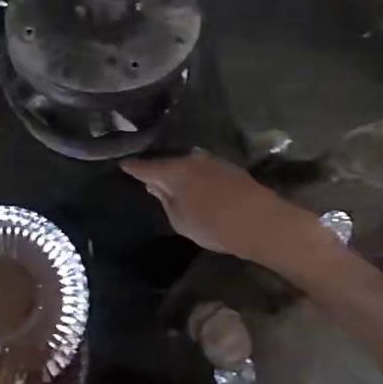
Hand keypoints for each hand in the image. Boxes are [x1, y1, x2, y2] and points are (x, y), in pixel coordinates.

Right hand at [123, 153, 334, 270]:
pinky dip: (195, 176)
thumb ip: (165, 200)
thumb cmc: (212, 224)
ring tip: (170, 182)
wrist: (259, 221)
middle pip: (168, 163)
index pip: (146, 168)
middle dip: (157, 169)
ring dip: (178, 172)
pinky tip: (194, 185)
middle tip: (146, 176)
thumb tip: (157, 186)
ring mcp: (213, 161)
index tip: (123, 166)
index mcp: (174, 171)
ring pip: (187, 164)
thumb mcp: (180, 219)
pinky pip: (203, 169)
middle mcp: (191, 159)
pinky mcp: (229, 168)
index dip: (133, 168)